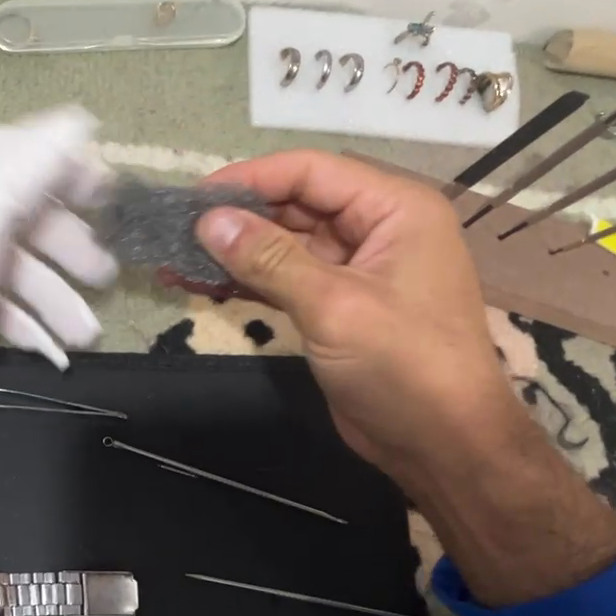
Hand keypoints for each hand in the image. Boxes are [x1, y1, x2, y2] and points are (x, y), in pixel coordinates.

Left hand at [0, 107, 117, 427]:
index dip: (69, 174)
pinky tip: (50, 349)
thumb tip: (79, 120)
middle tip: (105, 279)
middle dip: (65, 249)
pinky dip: (17, 316)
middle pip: (15, 209)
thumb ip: (31, 168)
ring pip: (4, 258)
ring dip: (50, 296)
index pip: (17, 150)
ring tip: (85, 335)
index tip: (112, 198)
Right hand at [194, 151, 516, 476]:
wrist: (441, 443)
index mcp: (394, 209)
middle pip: (294, 204)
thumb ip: (269, 259)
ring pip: (283, 244)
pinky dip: (244, 281)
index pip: (311, 172)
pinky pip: (282, 279)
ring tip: (175, 259)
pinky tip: (200, 284)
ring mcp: (353, 269)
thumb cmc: (403, 365)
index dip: (249, 179)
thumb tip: (207, 220)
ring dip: (232, 251)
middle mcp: (375, 229)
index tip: (191, 199)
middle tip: (174, 231)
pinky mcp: (333, 306)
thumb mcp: (333, 306)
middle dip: (235, 217)